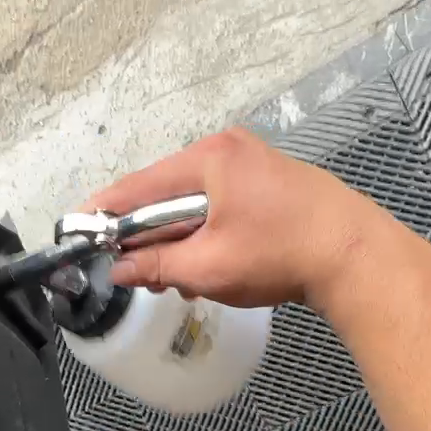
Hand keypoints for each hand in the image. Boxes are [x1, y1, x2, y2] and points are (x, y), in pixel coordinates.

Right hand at [84, 128, 387, 308]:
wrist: (354, 256)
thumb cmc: (278, 255)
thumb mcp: (205, 267)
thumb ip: (153, 266)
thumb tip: (117, 269)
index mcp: (209, 159)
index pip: (138, 186)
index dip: (103, 212)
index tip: (76, 231)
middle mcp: (226, 151)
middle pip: (162, 194)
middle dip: (143, 236)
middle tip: (128, 272)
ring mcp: (249, 165)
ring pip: (188, 205)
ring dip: (172, 242)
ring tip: (170, 280)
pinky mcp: (264, 185)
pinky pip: (213, 207)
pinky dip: (198, 236)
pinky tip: (200, 267)